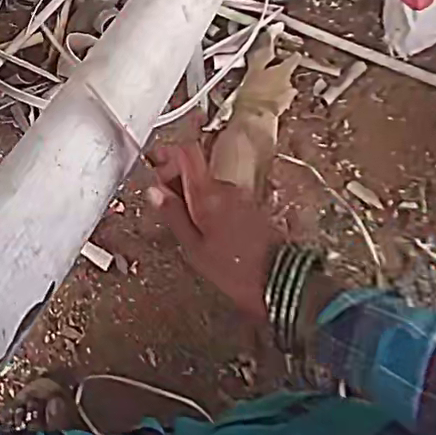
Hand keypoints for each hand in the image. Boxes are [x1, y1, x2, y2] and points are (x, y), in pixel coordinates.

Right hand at [146, 142, 279, 323]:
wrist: (281, 281)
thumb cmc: (235, 269)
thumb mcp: (193, 246)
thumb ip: (173, 214)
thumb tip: (154, 192)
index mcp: (207, 193)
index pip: (187, 153)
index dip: (169, 153)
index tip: (156, 164)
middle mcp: (226, 188)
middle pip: (196, 168)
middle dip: (176, 179)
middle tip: (165, 200)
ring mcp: (241, 196)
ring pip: (208, 183)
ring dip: (192, 193)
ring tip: (185, 221)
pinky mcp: (251, 207)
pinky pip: (222, 196)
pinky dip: (209, 204)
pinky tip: (206, 227)